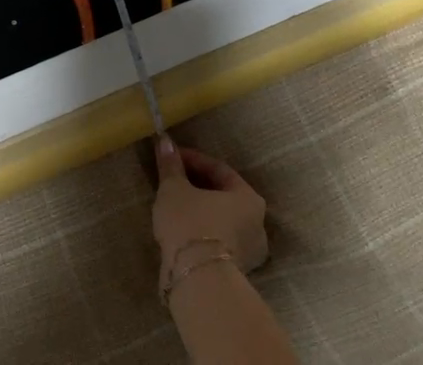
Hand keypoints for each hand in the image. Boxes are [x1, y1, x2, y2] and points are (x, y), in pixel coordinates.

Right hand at [152, 135, 268, 286]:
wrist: (197, 282)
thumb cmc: (190, 224)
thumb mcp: (174, 189)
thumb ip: (171, 165)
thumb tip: (165, 140)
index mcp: (249, 198)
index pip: (219, 170)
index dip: (192, 160)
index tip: (171, 156)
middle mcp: (257, 223)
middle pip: (223, 195)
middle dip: (197, 185)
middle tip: (172, 179)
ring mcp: (250, 251)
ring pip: (221, 220)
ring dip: (200, 209)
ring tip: (174, 205)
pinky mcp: (236, 272)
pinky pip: (217, 240)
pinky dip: (201, 231)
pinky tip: (181, 229)